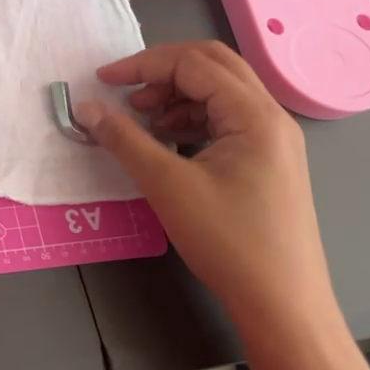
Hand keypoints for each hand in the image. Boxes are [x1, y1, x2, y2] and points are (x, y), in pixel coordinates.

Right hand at [74, 42, 333, 328]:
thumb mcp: (166, 185)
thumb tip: (86, 107)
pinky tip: (167, 139)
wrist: (283, 305)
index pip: (194, 64)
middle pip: (213, 65)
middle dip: (163, 70)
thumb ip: (123, 138)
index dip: (143, 65)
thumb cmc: (228, 240)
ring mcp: (274, 141)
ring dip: (177, 93)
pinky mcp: (268, 162)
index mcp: (255, 115)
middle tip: (126, 90)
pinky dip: (192, 116)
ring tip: (142, 117)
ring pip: (221, 91)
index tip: (103, 81)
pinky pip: (226, 118)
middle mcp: (271, 118)